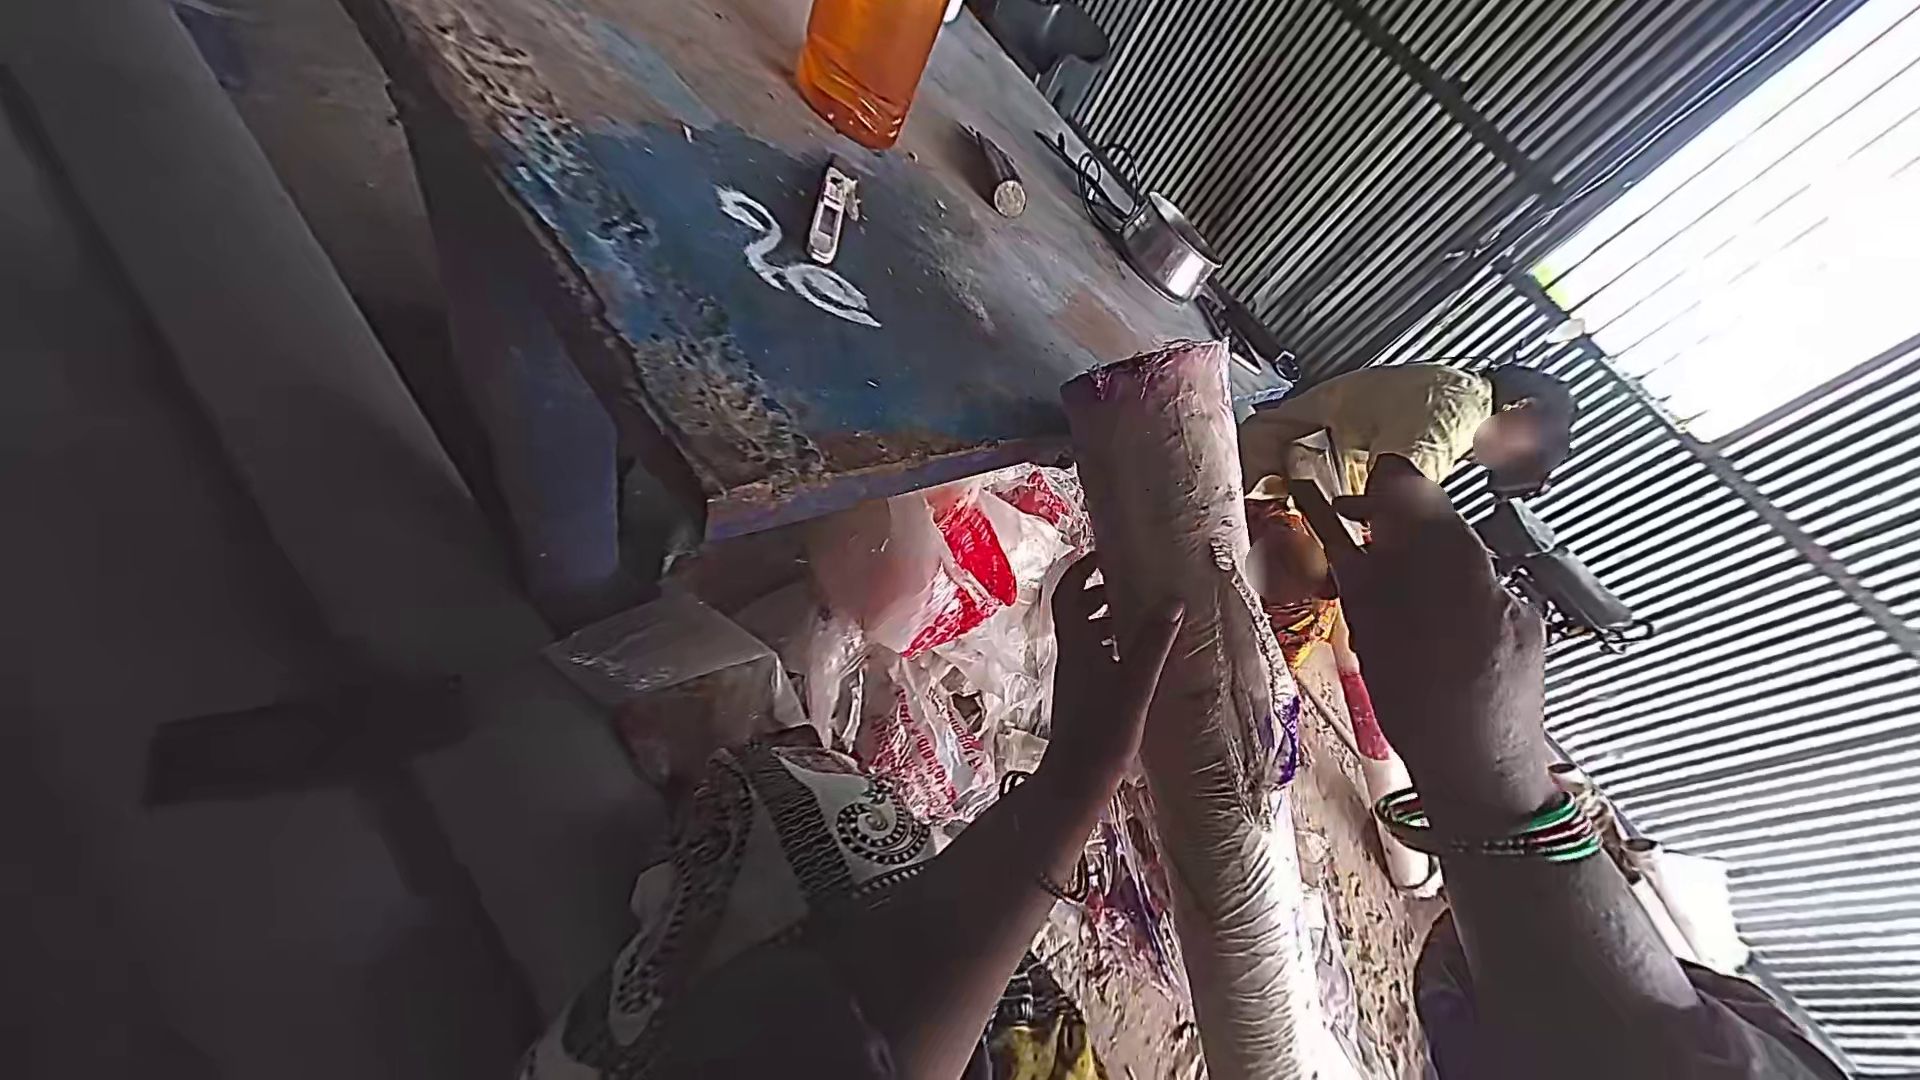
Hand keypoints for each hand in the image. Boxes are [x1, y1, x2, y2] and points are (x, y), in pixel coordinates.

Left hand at [1044, 554, 1184, 794]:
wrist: (1076, 780)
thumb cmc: (1102, 733)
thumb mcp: (1135, 685)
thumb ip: (1152, 645)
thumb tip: (1171, 603)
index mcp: (1076, 645)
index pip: (1066, 594)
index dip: (1080, 571)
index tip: (1103, 556)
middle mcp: (1071, 654)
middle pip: (1076, 610)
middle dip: (1100, 592)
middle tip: (1132, 585)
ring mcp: (1076, 674)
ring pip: (1087, 633)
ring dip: (1108, 618)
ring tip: (1143, 615)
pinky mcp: (1084, 692)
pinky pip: (1096, 654)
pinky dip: (1114, 644)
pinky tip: (1140, 655)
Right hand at [1291, 456, 1556, 829]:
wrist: (1484, 773)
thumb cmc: (1417, 708)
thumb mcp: (1373, 640)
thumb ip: (1361, 582)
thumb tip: (1343, 544)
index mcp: (1454, 579)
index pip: (1425, 506)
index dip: (1393, 483)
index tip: (1368, 470)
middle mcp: (1495, 580)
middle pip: (1442, 528)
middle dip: (1397, 519)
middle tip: (1353, 520)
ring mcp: (1516, 604)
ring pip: (1457, 558)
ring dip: (1414, 552)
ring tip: (1374, 568)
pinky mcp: (1524, 627)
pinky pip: (1474, 586)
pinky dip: (1437, 581)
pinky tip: (1412, 606)